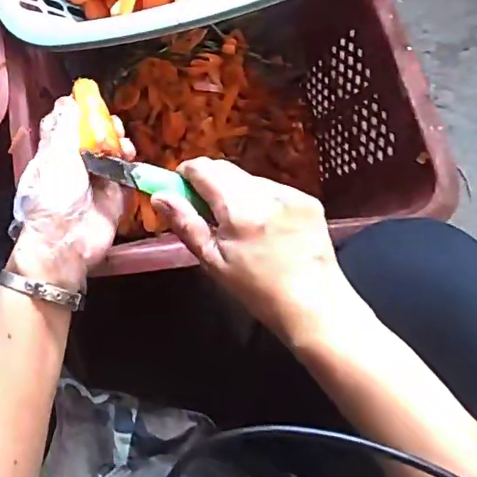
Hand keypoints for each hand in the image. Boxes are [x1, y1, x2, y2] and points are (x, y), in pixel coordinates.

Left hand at [8, 96, 130, 290]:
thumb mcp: (56, 154)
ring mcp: (96, 178)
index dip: (78, 110)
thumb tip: (69, 99)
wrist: (67, 241)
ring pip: (112, 150)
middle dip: (104, 124)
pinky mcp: (115, 194)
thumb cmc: (55, 194)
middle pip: (93, 134)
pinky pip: (126, 172)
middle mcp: (75, 162)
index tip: (91, 101)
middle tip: (111, 122)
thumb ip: (66, 125)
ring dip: (118, 140)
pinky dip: (129, 161)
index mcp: (54, 151)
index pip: (66, 123)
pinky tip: (128, 155)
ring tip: (121, 142)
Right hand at [152, 158, 370, 342]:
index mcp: (240, 210)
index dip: (185, 175)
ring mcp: (290, 194)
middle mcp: (266, 194)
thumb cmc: (258, 291)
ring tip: (239, 226)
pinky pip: (270, 188)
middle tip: (205, 213)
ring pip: (246, 178)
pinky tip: (264, 228)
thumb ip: (185, 223)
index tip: (180, 192)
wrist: (316, 308)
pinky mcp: (307, 200)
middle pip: (224, 168)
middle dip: (208, 183)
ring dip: (234, 192)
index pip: (203, 168)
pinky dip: (258, 200)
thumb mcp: (213, 262)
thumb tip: (159, 196)